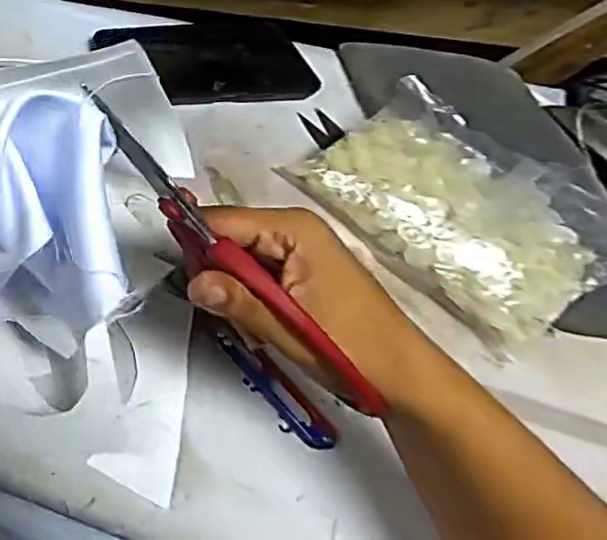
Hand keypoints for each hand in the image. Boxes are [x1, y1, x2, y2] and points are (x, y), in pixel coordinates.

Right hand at [187, 206, 455, 413]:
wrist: (414, 386)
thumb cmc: (361, 352)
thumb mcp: (291, 329)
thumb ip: (238, 301)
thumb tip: (194, 283)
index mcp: (293, 228)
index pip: (218, 221)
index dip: (198, 249)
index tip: (192, 282)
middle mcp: (292, 228)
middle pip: (223, 236)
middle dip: (217, 273)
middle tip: (228, 310)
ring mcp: (295, 246)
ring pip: (234, 255)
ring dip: (232, 288)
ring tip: (253, 321)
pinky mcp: (296, 265)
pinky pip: (251, 268)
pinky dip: (247, 294)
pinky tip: (263, 319)